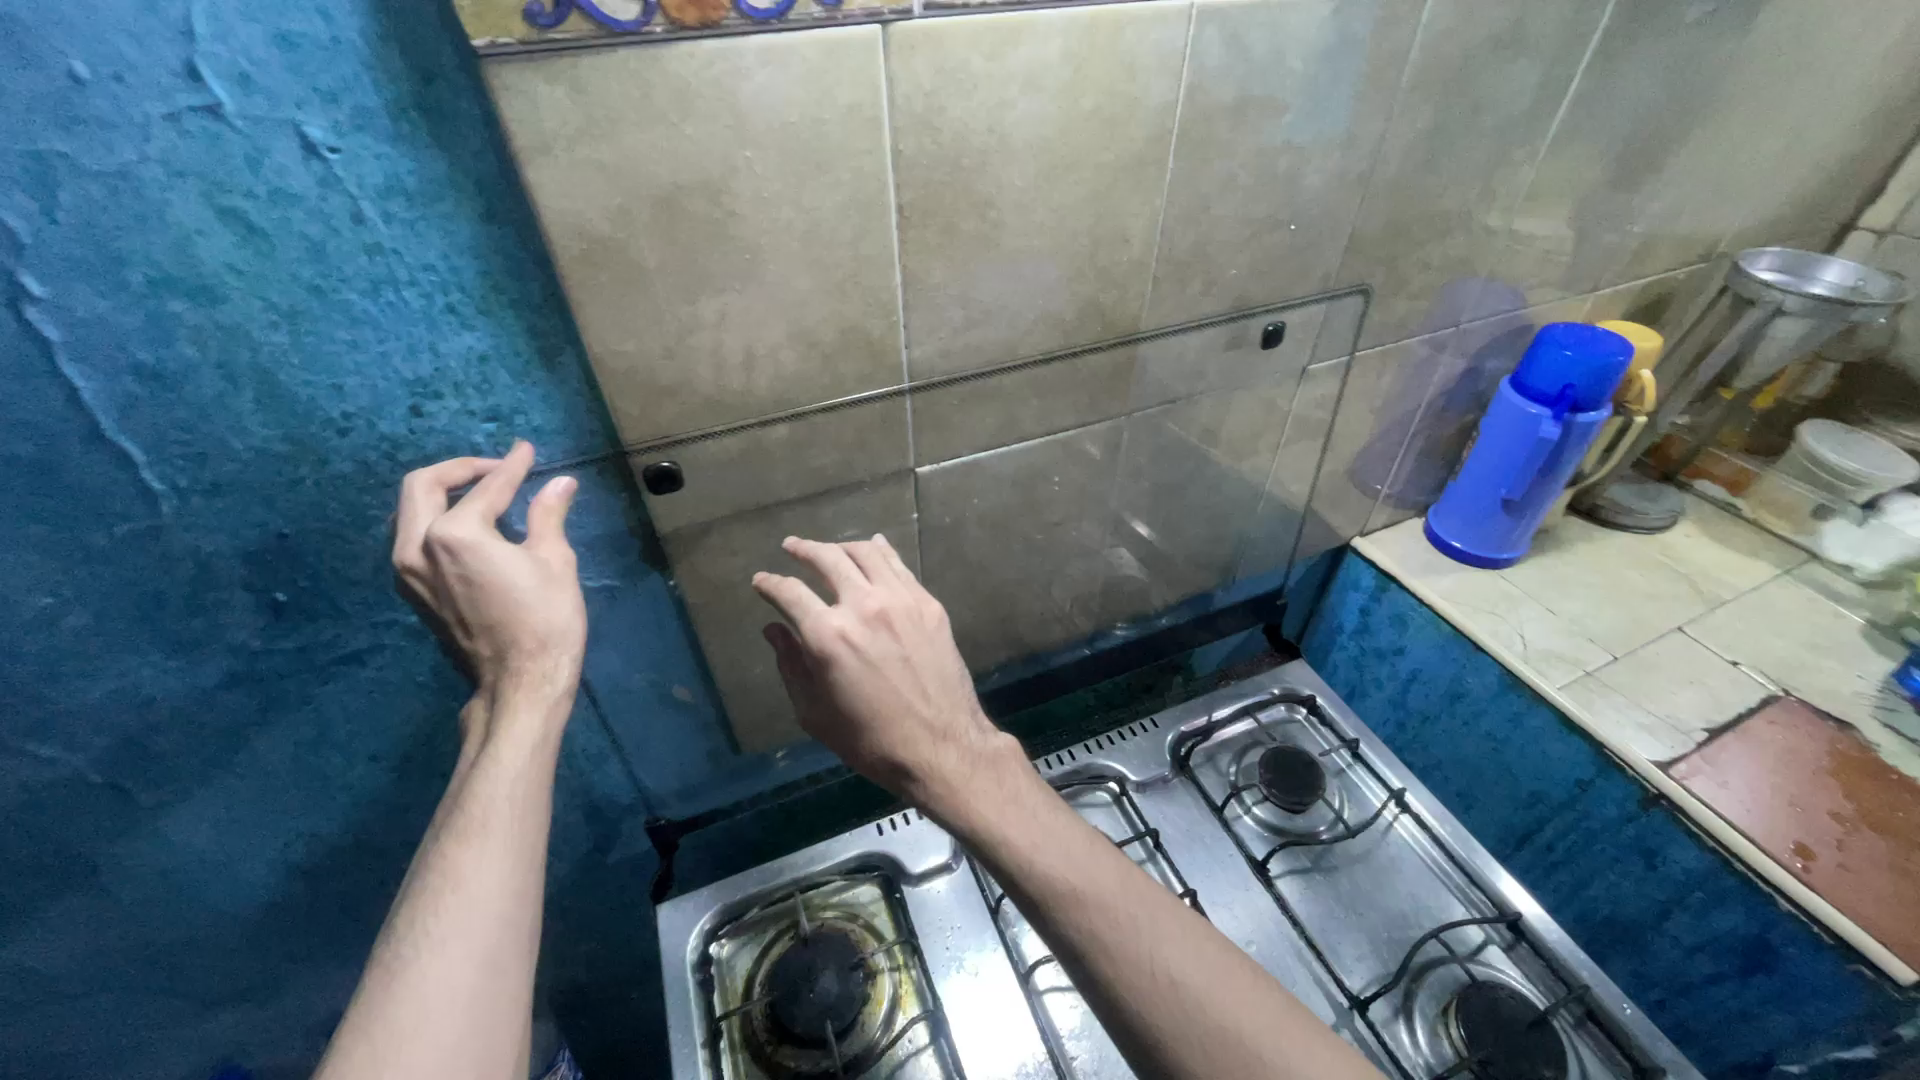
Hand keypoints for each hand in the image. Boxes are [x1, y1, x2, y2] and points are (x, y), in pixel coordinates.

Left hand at [392, 441, 585, 734]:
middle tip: (496, 469)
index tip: (526, 450)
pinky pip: (412, 539)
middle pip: (422, 486)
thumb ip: (549, 515)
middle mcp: (417, 547)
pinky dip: (435, 522)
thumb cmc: (545, 620)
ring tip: (482, 496)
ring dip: (442, 495)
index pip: (487, 488)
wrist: (519, 682)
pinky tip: (469, 530)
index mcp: (455, 534)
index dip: (512, 466)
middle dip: (460, 470)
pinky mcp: (412, 592)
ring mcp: (407, 572)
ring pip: (410, 513)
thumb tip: (560, 484)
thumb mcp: (555, 561)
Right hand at [752, 535, 1020, 809]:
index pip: (789, 593)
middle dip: (803, 550)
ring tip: (829, 549)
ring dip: (841, 546)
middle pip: (827, 559)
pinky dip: (881, 553)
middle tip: (791, 547)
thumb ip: (790, 665)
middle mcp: (862, 606)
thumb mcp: (814, 713)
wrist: (940, 746)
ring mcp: (901, 601)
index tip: (761, 581)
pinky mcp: (928, 605)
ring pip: (866, 553)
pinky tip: (874, 548)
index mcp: (827, 635)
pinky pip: (900, 567)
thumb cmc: (870, 740)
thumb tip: (774, 630)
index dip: (769, 584)